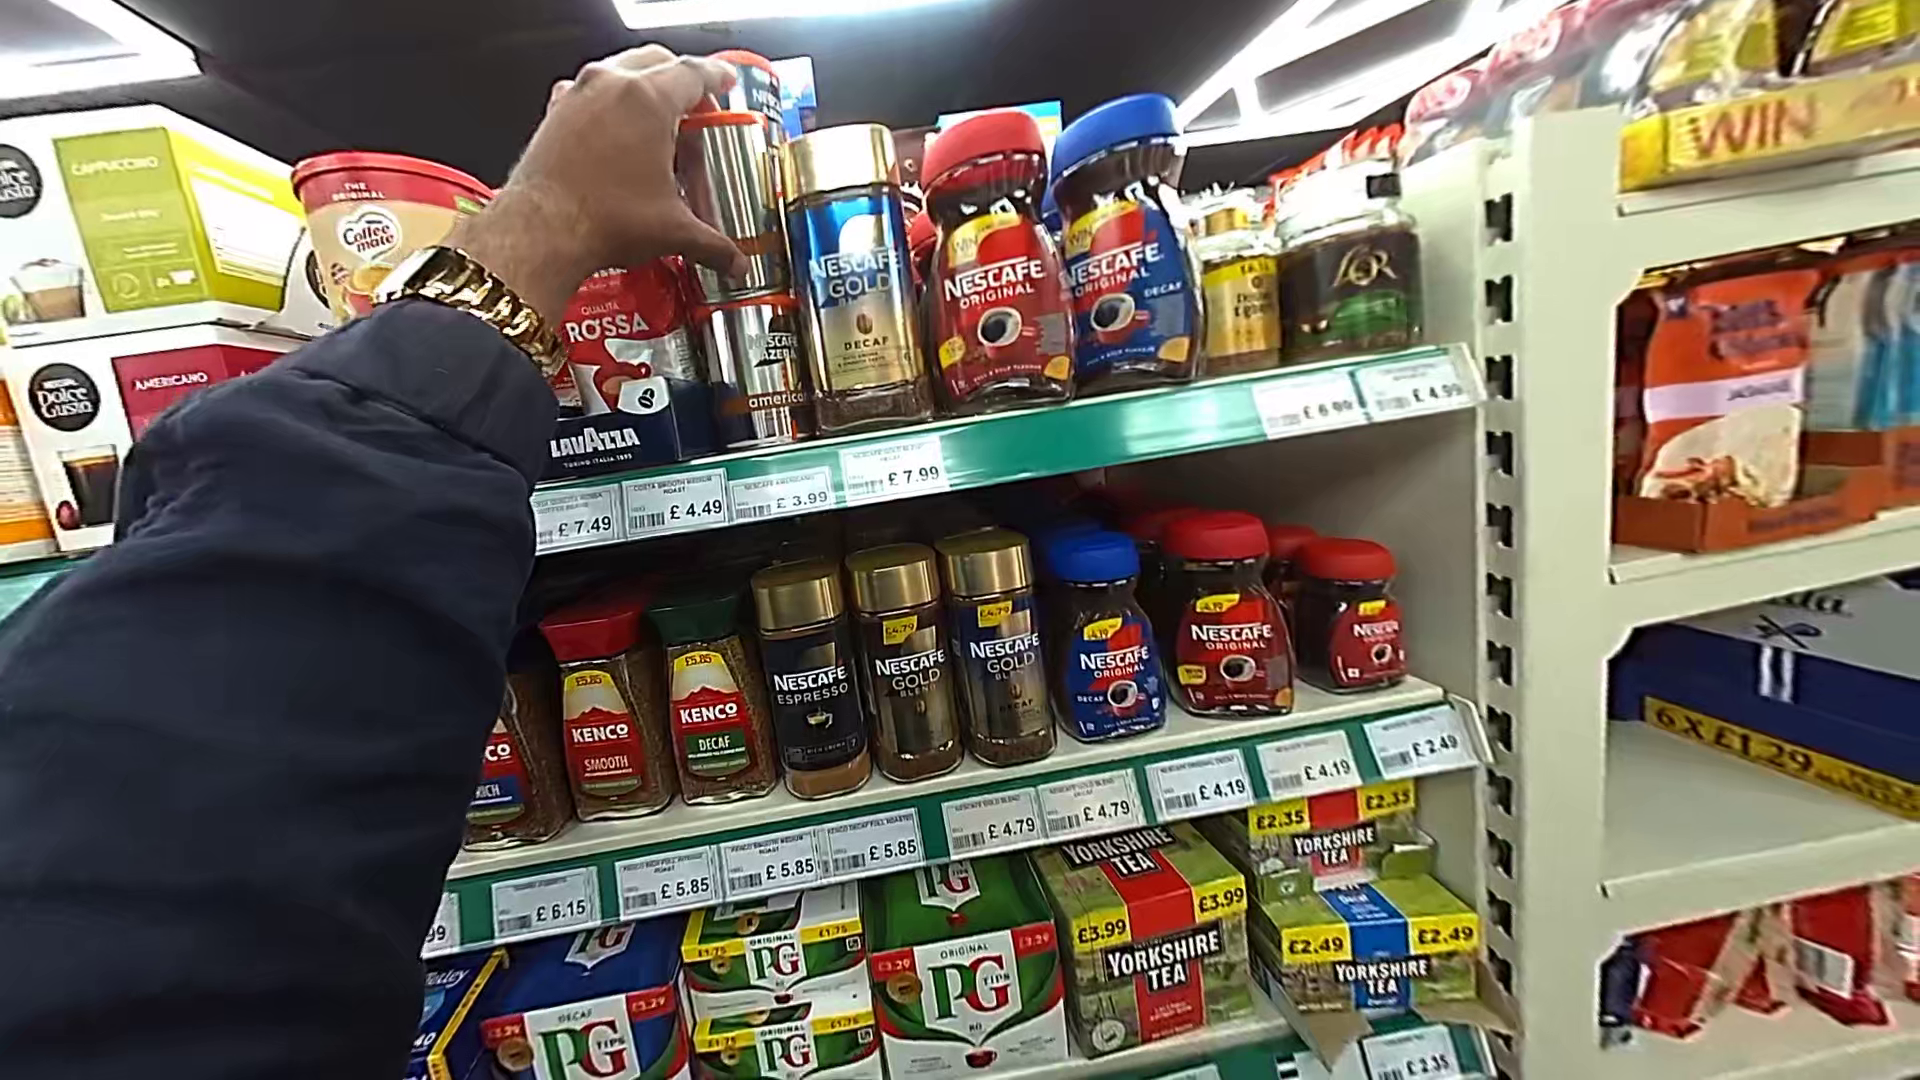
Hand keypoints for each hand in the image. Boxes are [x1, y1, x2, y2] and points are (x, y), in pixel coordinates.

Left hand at [447, 46, 749, 320]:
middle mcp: (610, 85)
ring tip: (665, 136)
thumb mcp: (676, 233)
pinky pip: (594, 96)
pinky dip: (616, 111)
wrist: (547, 228)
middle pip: (657, 64)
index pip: (692, 74)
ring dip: (648, 96)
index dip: (716, 77)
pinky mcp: (558, 113)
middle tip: (700, 116)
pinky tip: (626, 146)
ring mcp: (579, 94)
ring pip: (623, 75)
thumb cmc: (605, 217)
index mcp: (647, 102)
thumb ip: (714, 246)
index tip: (726, 80)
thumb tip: (735, 263)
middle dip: (683, 85)